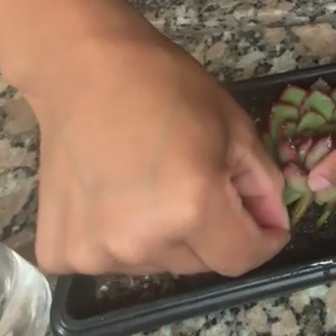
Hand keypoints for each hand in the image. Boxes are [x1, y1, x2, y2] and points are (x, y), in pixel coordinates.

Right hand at [26, 24, 290, 275]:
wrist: (89, 73)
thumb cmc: (170, 88)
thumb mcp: (235, 126)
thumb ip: (262, 182)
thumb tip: (275, 222)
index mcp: (192, 207)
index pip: (240, 258)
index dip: (263, 242)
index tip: (271, 225)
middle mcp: (142, 243)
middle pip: (201, 262)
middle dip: (219, 230)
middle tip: (211, 181)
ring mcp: (94, 254)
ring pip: (159, 261)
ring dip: (172, 234)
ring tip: (161, 180)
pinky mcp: (59, 254)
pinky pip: (113, 259)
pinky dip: (127, 235)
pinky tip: (122, 192)